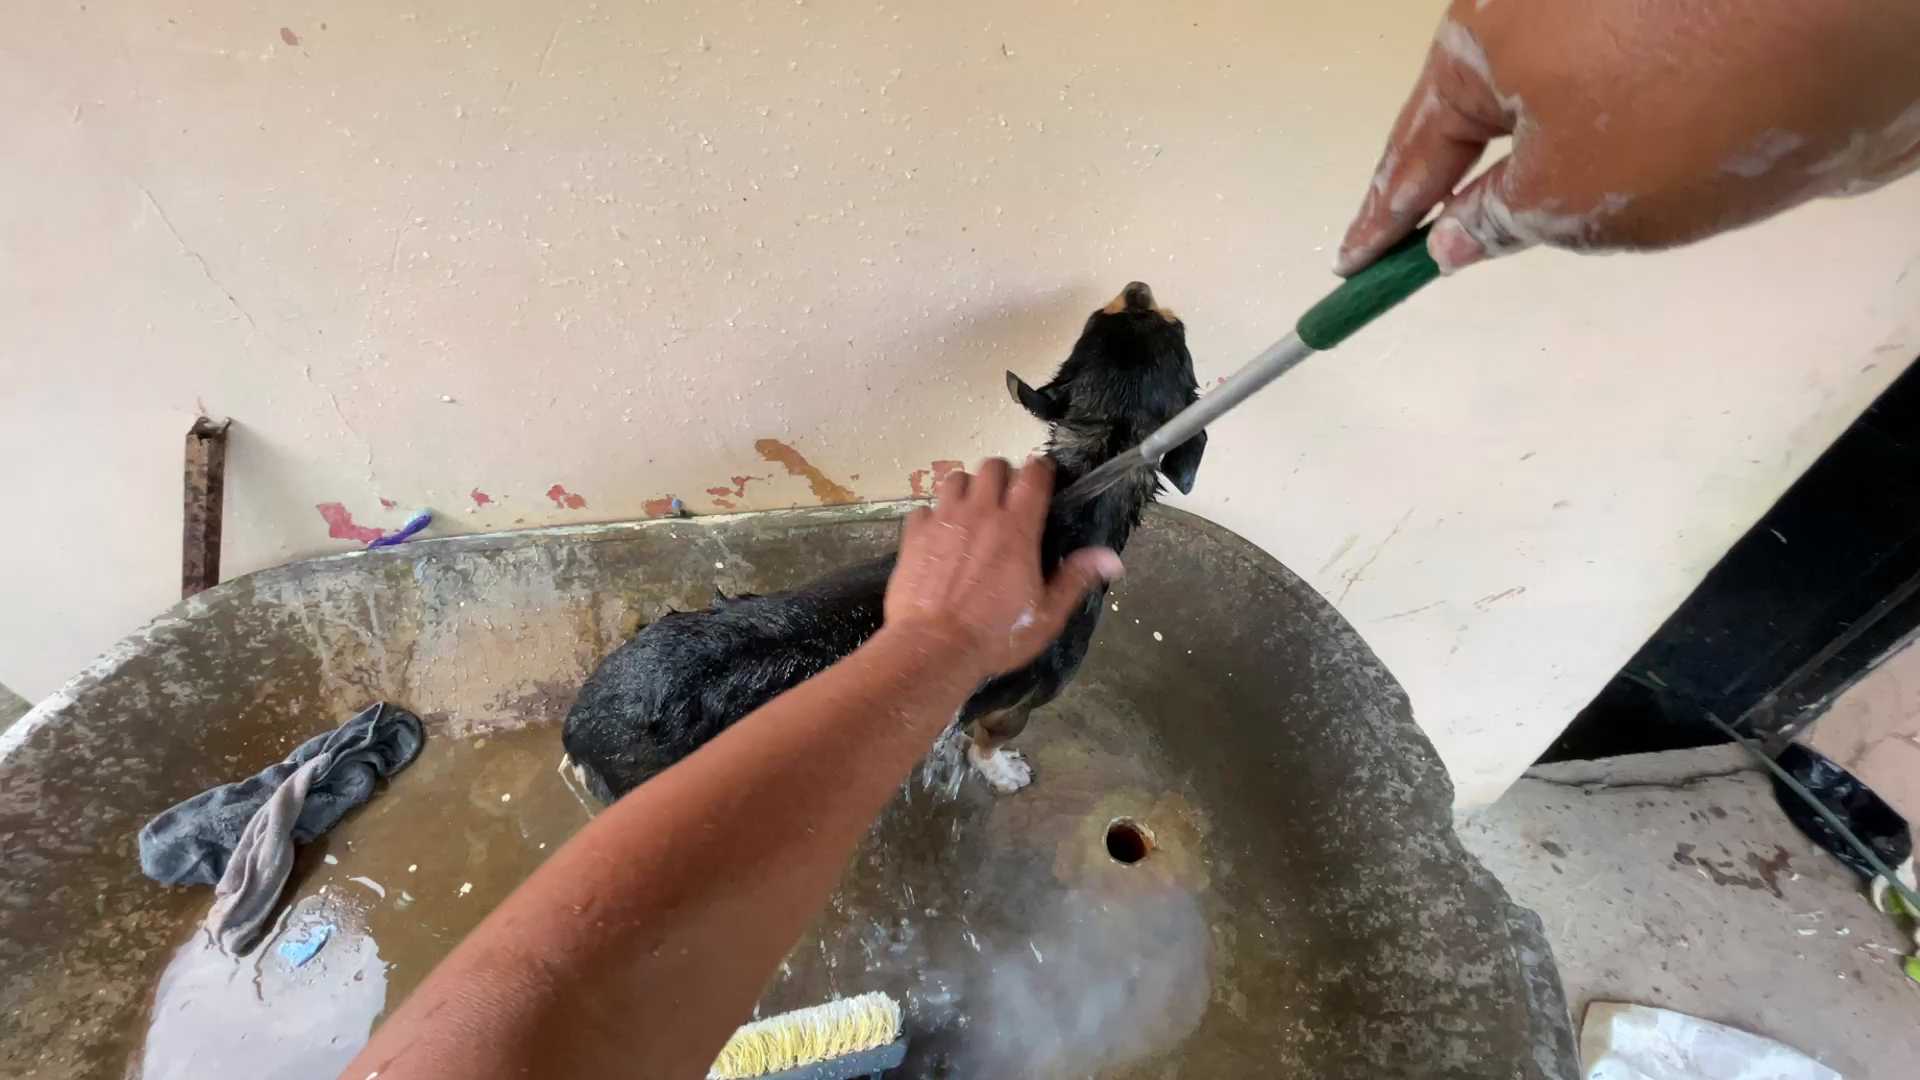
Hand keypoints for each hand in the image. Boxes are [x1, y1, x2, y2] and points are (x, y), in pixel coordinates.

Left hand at [884, 457, 1122, 680]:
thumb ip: (1076, 579)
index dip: (1041, 470)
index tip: (1043, 481)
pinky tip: (939, 537)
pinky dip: (934, 516)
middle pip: (993, 466)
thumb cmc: (995, 634)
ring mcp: (943, 520)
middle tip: (1007, 501)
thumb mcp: (1046, 615)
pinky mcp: (914, 534)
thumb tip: (1112, 558)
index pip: (1033, 475)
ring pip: (956, 478)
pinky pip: (925, 508)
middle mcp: (980, 513)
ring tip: (972, 513)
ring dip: (968, 489)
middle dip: (1004, 476)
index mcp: (1017, 528)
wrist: (934, 648)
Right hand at [1337, 0, 1919, 274]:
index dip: (1380, 222)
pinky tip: (1688, 139)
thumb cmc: (1712, 104)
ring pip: (1561, 96)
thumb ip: (1493, 227)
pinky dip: (1642, 120)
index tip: (1350, 266)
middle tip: (1463, 244)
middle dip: (1476, 184)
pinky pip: (1631, 70)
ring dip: (1573, 152)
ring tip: (1633, 181)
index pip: (1412, 153)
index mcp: (1491, 26)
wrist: (1919, 2)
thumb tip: (1454, 239)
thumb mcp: (1575, 200)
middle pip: (1480, 115)